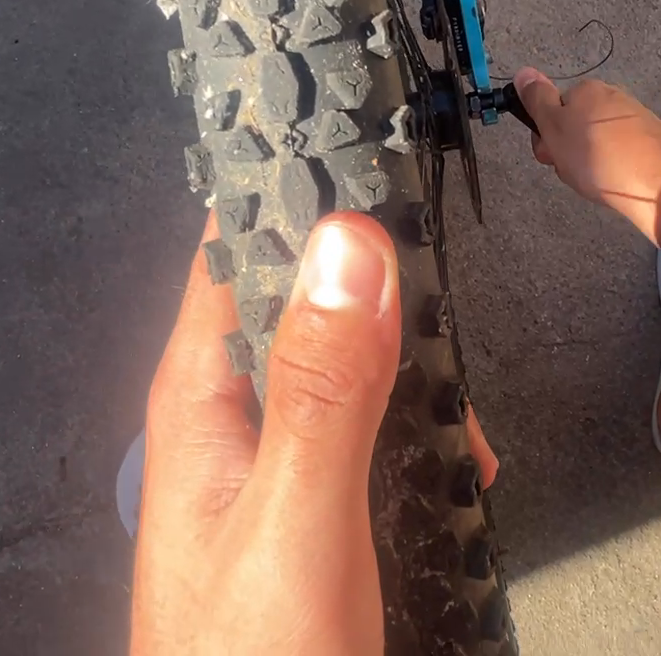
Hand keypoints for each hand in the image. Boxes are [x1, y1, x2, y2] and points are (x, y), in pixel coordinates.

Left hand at [130, 212, 496, 654]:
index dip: (292, 189)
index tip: (362, 144)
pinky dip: (417, 410)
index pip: (236, 245)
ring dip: (409, 354)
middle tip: (437, 280)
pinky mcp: (317, 481)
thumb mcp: (297, 517)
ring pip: (349, 348)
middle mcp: (237, 404)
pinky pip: (371, 407)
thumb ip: (324, 385)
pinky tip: (449, 446)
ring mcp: (280, 443)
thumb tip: (349, 244)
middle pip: (304, 288)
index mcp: (206, 389)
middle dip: (377, 277)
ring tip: (455, 396)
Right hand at [513, 67, 660, 241]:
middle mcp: (613, 97)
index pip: (552, 108)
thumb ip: (536, 100)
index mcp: (587, 90)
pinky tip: (617, 182)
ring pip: (596, 142)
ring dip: (589, 161)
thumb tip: (523, 72)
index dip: (546, 135)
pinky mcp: (653, 141)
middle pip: (575, 125)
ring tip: (597, 181)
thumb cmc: (599, 158)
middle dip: (568, 150)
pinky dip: (613, 167)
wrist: (660, 186)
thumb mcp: (555, 129)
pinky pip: (620, 153)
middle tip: (573, 171)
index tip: (550, 156)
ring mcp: (636, 119)